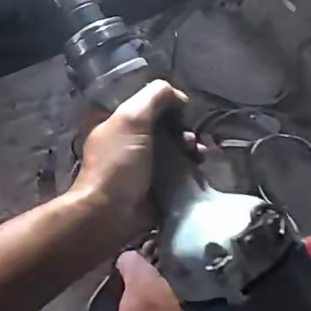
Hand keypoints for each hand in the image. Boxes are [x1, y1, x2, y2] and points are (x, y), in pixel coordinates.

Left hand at [72, 79, 193, 238]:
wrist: (110, 215)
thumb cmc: (118, 163)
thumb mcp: (132, 117)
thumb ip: (156, 96)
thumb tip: (181, 97)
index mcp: (119, 122)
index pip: (150, 104)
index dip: (170, 105)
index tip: (182, 113)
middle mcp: (132, 141)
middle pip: (167, 126)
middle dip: (185, 128)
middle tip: (190, 139)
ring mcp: (145, 165)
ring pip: (177, 148)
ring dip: (192, 147)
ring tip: (199, 154)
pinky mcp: (159, 186)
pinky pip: (181, 170)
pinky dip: (193, 166)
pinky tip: (201, 165)